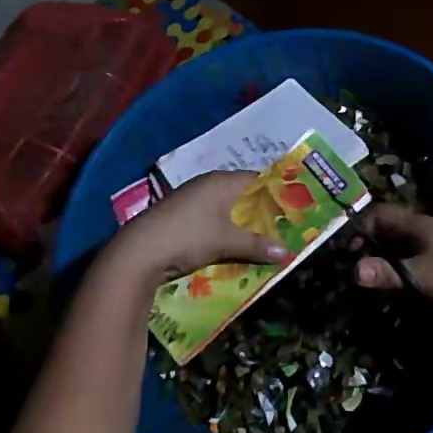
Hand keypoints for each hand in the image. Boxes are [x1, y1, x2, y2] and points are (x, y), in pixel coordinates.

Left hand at [104, 171, 288, 280]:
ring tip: (262, 241)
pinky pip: (211, 220)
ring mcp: (191, 200)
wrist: (139, 253)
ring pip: (226, 210)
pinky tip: (233, 247)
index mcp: (221, 181)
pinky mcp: (180, 217)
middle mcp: (207, 185)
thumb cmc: (189, 237)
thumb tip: (287, 252)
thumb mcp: (227, 242)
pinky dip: (224, 232)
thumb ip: (258, 245)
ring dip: (241, 225)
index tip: (293, 208)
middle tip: (282, 228)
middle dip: (260, 212)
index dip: (276, 193)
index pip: (257, 180)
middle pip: (242, 195)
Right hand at [353, 205, 432, 316]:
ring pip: (402, 245)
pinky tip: (395, 286)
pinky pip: (415, 258)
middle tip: (349, 265)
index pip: (379, 214)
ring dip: (384, 257)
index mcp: (419, 225)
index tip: (343, 250)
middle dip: (368, 243)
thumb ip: (386, 273)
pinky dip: (400, 268)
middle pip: (389, 229)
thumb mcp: (420, 278)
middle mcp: (428, 230)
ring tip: (367, 278)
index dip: (359, 228)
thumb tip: (353, 270)